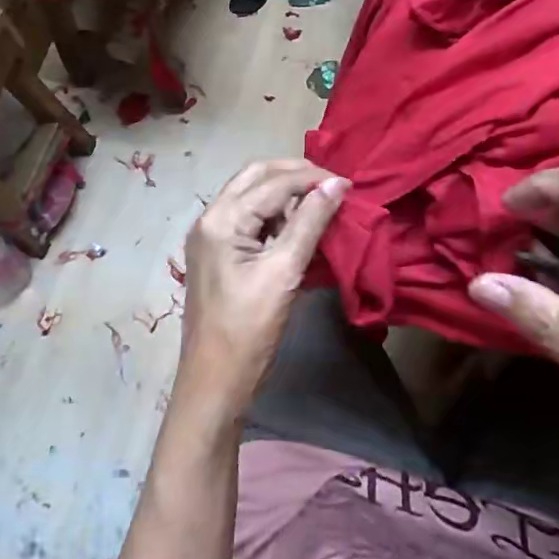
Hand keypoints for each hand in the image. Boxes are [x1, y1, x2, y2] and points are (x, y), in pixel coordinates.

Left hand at [178, 160, 346, 413]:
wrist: (214, 384)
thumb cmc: (248, 331)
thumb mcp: (283, 273)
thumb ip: (309, 223)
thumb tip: (336, 184)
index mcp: (221, 220)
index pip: (272, 183)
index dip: (312, 179)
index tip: (348, 185)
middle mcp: (210, 218)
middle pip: (256, 177)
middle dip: (295, 174)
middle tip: (332, 184)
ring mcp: (211, 235)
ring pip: (252, 194)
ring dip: (286, 192)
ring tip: (322, 201)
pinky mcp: (218, 253)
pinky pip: (249, 218)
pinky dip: (276, 214)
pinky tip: (301, 223)